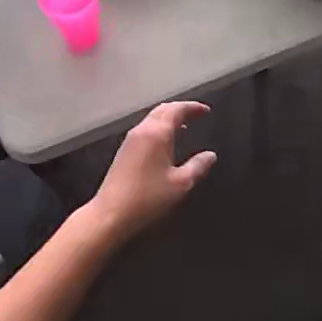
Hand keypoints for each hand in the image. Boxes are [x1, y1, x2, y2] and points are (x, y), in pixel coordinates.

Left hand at [83, 101, 216, 241]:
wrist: (111, 213)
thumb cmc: (147, 198)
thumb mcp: (181, 184)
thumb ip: (198, 166)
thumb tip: (210, 155)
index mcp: (157, 134)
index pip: (177, 109)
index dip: (193, 107)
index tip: (206, 110)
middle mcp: (142, 131)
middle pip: (162, 109)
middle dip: (181, 109)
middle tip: (196, 114)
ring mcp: (130, 140)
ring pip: (152, 118)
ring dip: (169, 117)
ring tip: (184, 126)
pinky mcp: (124, 151)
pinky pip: (145, 129)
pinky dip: (159, 127)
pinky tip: (165, 141)